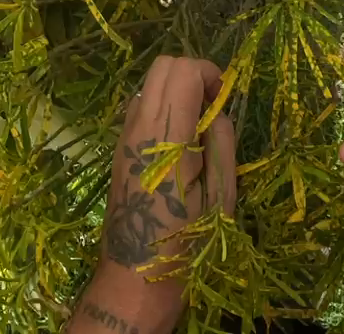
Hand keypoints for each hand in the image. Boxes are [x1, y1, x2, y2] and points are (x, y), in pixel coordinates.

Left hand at [70, 56, 236, 333]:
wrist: (135, 277)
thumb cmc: (187, 242)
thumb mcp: (222, 196)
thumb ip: (222, 143)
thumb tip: (216, 113)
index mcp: (167, 136)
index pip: (183, 70)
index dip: (210, 73)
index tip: (224, 99)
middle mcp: (139, 125)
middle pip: (164, 65)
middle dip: (193, 73)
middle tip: (212, 104)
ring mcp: (124, 133)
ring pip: (150, 81)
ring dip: (176, 87)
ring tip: (196, 124)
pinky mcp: (119, 145)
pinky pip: (142, 103)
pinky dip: (163, 103)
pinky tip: (177, 139)